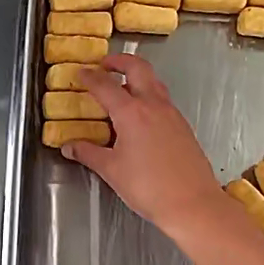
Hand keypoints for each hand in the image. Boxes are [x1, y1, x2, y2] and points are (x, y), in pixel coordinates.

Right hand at [62, 54, 236, 236]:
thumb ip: (88, 153)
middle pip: (138, 68)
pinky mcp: (183, 126)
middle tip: (106, 65)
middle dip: (120, 61)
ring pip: (154, 82)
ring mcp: (172, 114)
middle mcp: (154, 106)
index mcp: (132, 113)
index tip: (81, 73)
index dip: (90, 77)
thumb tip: (70, 147)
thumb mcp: (112, 170)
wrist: (192, 203)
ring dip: (137, 77)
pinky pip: (163, 101)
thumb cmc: (149, 187)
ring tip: (122, 88)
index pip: (106, 85)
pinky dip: (149, 97)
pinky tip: (141, 117)